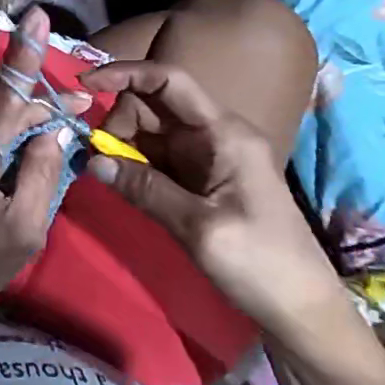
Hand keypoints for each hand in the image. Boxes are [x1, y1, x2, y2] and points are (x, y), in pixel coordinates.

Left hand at [0, 7, 84, 331]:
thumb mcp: (25, 228)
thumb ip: (43, 171)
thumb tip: (54, 127)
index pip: (2, 96)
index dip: (22, 54)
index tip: (36, 15)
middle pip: (3, 106)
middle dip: (41, 107)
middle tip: (80, 114)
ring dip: (23, 122)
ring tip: (57, 136)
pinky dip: (2, 133)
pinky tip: (24, 151)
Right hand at [80, 60, 347, 344]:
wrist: (301, 312)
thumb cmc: (261, 264)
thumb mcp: (199, 228)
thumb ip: (144, 189)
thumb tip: (91, 161)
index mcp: (224, 132)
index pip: (168, 81)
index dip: (125, 73)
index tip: (84, 84)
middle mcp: (212, 134)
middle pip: (151, 104)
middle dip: (117, 120)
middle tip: (98, 158)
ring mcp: (204, 157)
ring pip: (148, 131)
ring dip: (119, 143)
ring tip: (103, 172)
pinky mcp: (196, 180)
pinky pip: (153, 157)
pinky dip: (130, 163)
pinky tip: (116, 181)